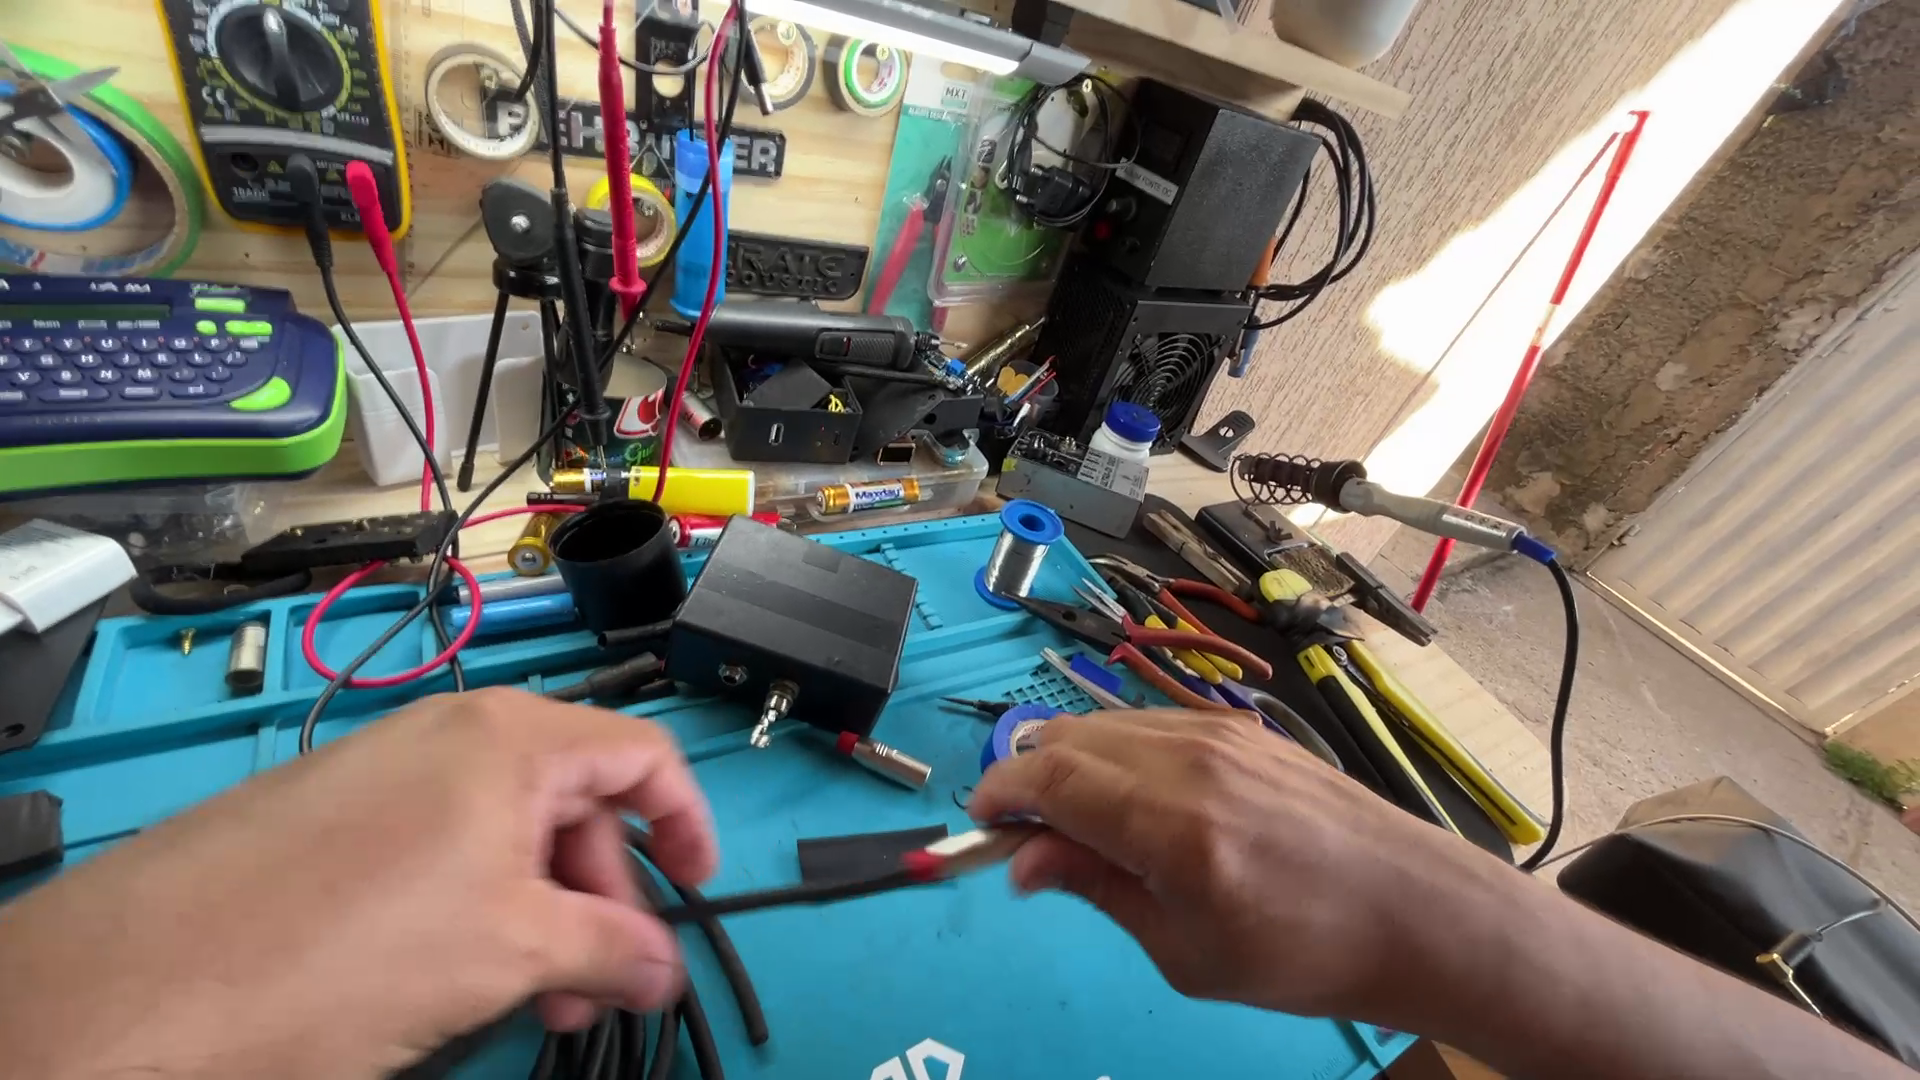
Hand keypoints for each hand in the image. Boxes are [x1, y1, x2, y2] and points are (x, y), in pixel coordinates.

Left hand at [0, 688, 715, 1079]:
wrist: (99, 1006)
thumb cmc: (349, 952)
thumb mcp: (511, 951)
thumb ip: (614, 950)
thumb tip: (672, 974)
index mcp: (518, 737)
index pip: (645, 756)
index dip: (686, 820)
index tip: (697, 885)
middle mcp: (462, 732)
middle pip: (578, 802)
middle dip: (604, 894)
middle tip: (603, 979)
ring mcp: (395, 767)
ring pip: (512, 830)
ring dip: (544, 909)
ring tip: (537, 994)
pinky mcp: (339, 809)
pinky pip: (449, 843)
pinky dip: (482, 902)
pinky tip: (461, 969)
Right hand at [968, 708, 1497, 1019]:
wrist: (1413, 907)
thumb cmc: (1298, 953)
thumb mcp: (1184, 949)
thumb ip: (1094, 886)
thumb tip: (1021, 861)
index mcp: (1170, 823)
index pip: (1049, 779)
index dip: (1000, 793)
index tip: (980, 823)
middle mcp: (1184, 755)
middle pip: (1064, 738)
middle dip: (1025, 778)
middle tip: (1028, 833)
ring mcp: (1212, 728)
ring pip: (1100, 723)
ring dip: (1066, 762)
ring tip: (1079, 818)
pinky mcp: (1233, 723)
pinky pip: (1143, 722)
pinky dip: (1111, 751)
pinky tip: (1132, 795)